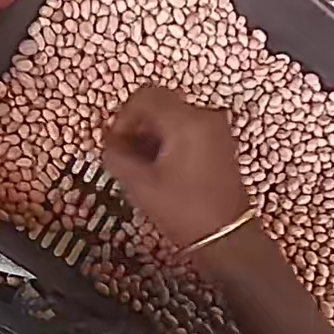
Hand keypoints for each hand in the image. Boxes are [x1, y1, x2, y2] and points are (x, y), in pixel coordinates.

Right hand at [101, 86, 252, 251]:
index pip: (145, 97)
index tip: (114, 142)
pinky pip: (188, 130)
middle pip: (160, 104)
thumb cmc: (184, 211)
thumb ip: (116, 157)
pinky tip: (160, 168)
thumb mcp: (141, 185)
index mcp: (186, 121)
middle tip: (123, 153)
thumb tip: (108, 145)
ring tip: (141, 166)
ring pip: (174, 117)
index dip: (122, 117)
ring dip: (152, 135)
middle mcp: (205, 117)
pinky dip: (170, 141)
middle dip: (137, 126)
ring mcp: (217, 130)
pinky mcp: (221, 144)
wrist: (225, 236)